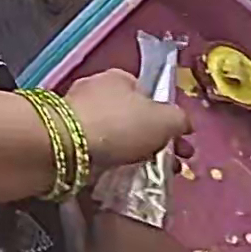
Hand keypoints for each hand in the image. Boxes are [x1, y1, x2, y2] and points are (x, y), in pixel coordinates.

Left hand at [62, 68, 190, 170]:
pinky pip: (101, 147)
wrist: (70, 143)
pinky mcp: (69, 134)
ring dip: (138, 152)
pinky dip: (116, 159)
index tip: (180, 136)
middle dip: (157, 138)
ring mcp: (79, 112)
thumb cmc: (122, 123)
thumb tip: (181, 123)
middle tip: (175, 162)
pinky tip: (128, 173)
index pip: (146, 91)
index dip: (166, 113)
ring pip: (118, 133)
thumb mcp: (166, 118)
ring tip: (155, 174)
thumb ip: (179, 119)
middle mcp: (95, 89)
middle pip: (133, 114)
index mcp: (116, 77)